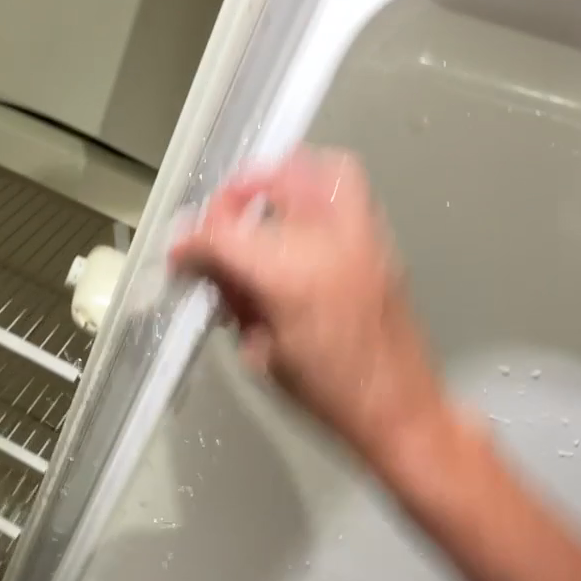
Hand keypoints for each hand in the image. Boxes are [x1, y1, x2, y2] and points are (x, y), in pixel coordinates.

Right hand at [170, 148, 450, 465]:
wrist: (400, 410)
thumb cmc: (328, 396)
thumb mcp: (261, 352)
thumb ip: (235, 299)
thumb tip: (209, 269)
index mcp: (289, 278)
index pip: (222, 235)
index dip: (190, 242)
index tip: (180, 255)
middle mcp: (328, 244)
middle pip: (268, 184)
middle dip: (231, 199)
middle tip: (217, 223)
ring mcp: (362, 237)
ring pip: (316, 170)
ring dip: (277, 179)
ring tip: (256, 204)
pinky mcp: (382, 243)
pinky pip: (346, 190)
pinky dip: (313, 188)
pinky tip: (295, 219)